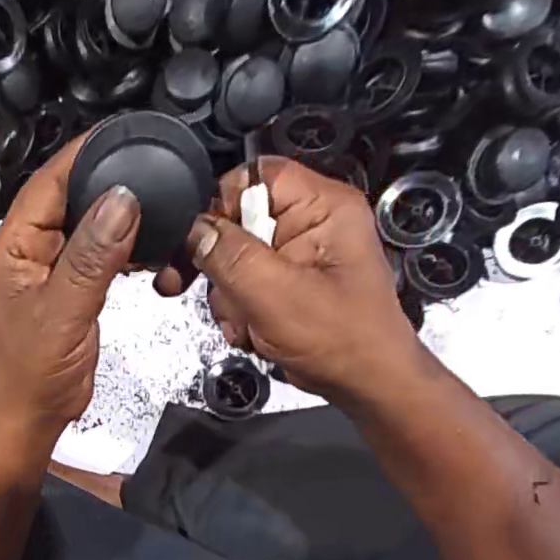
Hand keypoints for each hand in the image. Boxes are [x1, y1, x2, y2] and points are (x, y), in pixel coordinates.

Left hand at [0, 136, 140, 448]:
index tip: (120, 137)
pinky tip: (144, 243)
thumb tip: (121, 202)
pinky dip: (122, 246)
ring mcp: (54, 272)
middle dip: (106, 180)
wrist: (35, 417)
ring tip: (153, 200)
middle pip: (69, 199)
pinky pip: (100, 254)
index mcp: (15, 248)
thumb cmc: (31, 375)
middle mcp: (32, 253)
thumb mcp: (62, 311)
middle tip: (147, 165)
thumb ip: (91, 258)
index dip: (82, 156)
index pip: (48, 183)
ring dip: (117, 214)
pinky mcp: (74, 291)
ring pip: (88, 226)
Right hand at [182, 157, 416, 398]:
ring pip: (234, 261)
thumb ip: (229, 256)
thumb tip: (195, 231)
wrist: (364, 384)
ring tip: (249, 323)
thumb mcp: (275, 294)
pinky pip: (242, 287)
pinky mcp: (286, 286)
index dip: (223, 204)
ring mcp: (296, 258)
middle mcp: (309, 225)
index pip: (257, 174)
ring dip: (230, 298)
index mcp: (322, 207)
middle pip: (238, 222)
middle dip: (223, 267)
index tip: (204, 241)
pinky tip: (253, 332)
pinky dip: (239, 312)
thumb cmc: (344, 340)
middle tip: (227, 296)